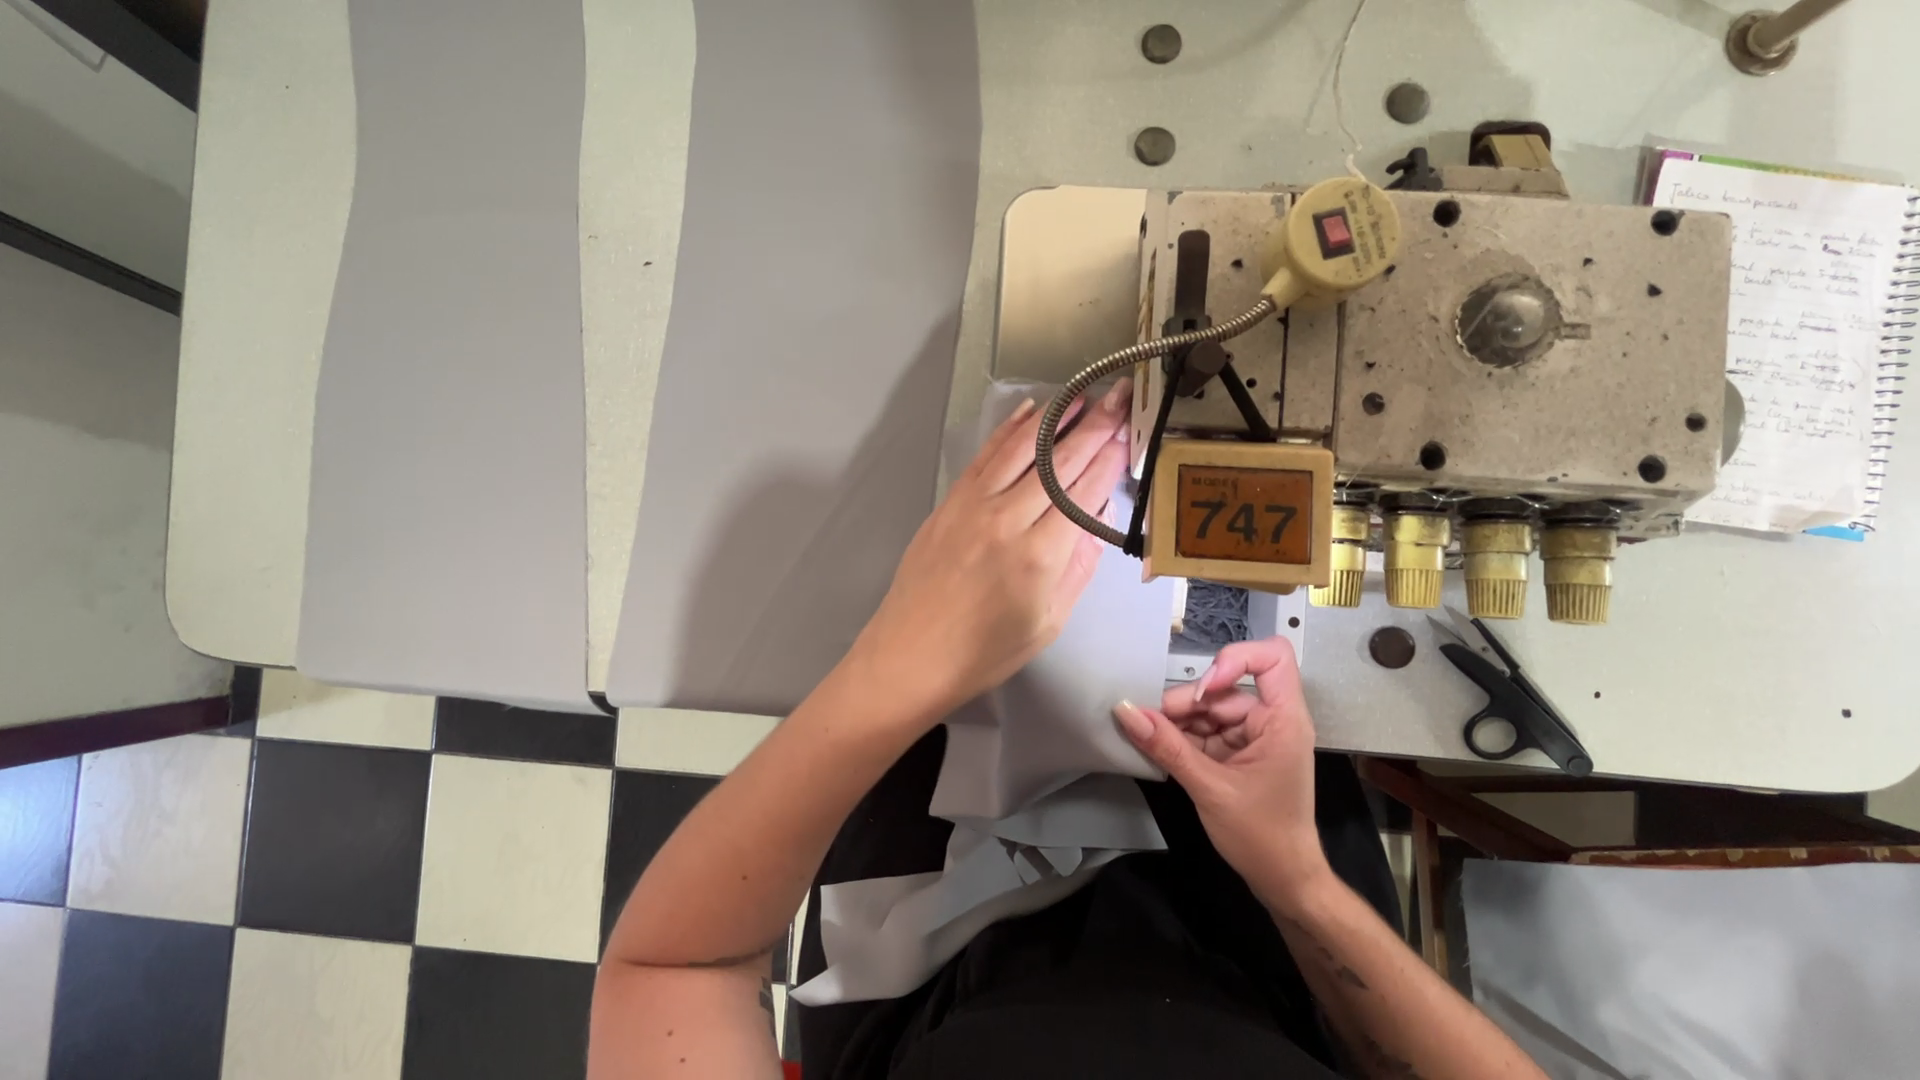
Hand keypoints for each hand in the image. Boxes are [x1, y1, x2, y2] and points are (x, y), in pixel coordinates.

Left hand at [847, 379, 1133, 722]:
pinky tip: (1030, 412)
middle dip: (1094, 423)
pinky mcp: (949, 503)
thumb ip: (1078, 566)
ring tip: (1082, 392)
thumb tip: (1096, 518)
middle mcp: (1006, 520)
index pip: (1086, 490)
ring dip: (1055, 416)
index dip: (1112, 456)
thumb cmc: (984, 653)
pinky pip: (985, 456)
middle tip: (1119, 392)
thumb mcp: (1049, 622)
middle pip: (1059, 460)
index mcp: (1039, 556)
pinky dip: (1008, 430)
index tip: (1131, 428)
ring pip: (1021, 448)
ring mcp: (972, 506)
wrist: (910, 657)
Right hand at [1113, 636, 1332, 907]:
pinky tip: (1162, 749)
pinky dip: (1184, 738)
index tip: (1204, 689)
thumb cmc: (1261, 835)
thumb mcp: (1210, 789)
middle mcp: (1272, 719)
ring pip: (1210, 709)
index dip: (1234, 660)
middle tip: (1153, 725)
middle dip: (1188, 703)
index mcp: (1283, 720)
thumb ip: (1167, 747)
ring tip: (1153, 742)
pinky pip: (1207, 730)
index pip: (1272, 657)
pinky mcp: (1239, 752)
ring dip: (1180, 723)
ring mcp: (1255, 736)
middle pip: (1225, 687)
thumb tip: (1125, 710)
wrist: (1283, 880)